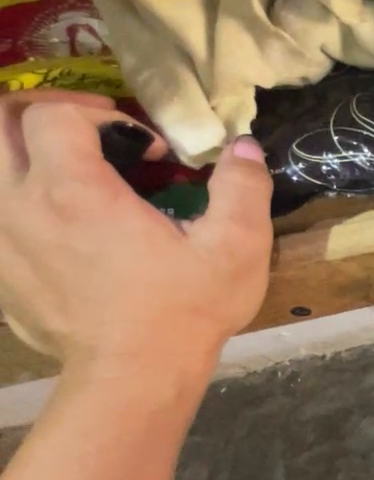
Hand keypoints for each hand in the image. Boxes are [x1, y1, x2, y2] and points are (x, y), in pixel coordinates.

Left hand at [0, 91, 273, 371]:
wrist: (135, 368)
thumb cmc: (190, 303)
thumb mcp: (238, 243)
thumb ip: (242, 186)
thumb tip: (245, 145)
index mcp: (75, 192)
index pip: (53, 115)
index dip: (105, 117)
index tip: (152, 150)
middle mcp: (17, 203)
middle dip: (44, 111)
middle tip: (99, 131)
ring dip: (24, 149)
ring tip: (74, 164)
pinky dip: (23, 190)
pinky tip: (68, 214)